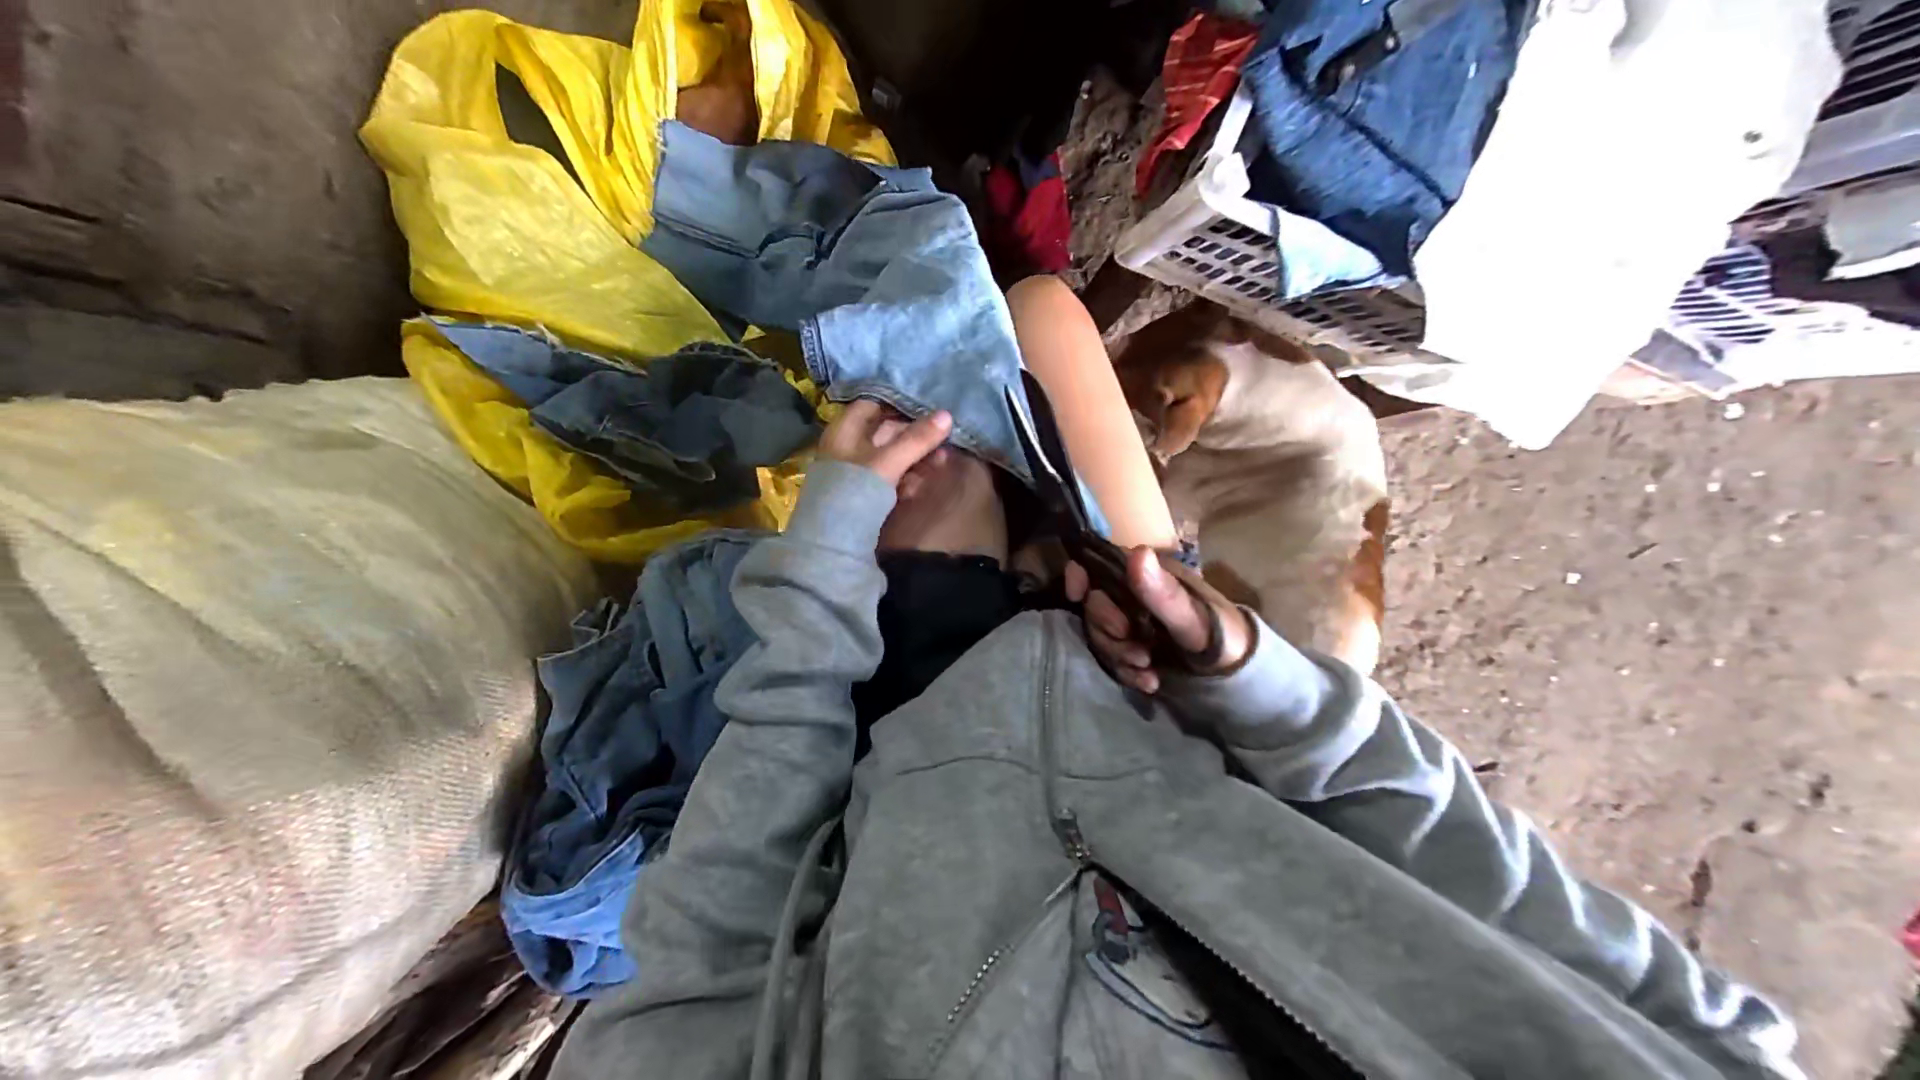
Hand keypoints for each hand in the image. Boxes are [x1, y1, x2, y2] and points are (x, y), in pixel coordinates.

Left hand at [820, 399, 952, 486]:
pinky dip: (904, 478)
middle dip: (915, 437)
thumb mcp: (889, 461)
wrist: (832, 541)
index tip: (928, 409)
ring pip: (889, 457)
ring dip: (915, 459)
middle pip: (884, 432)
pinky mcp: (861, 494)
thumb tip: (947, 414)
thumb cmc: (856, 491)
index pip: (873, 405)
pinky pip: (886, 478)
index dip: (899, 404)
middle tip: (943, 441)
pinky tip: (919, 487)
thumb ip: (917, 439)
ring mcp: (853, 472)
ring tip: (940, 464)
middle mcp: (846, 446)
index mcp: (845, 430)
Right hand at [1065, 547, 1253, 693]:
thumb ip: (1163, 593)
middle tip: (1137, 648)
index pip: (1100, 563)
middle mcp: (1135, 595)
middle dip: (1108, 631)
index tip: (1076, 593)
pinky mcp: (1133, 649)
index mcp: (1149, 575)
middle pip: (1094, 605)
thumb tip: (1137, 553)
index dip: (1081, 575)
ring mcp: (1132, 623)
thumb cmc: (1224, 637)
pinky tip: (1148, 681)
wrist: (1243, 679)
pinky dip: (1126, 672)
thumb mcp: (1195, 619)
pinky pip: (1112, 658)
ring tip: (1147, 669)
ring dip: (1118, 655)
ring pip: (1100, 635)